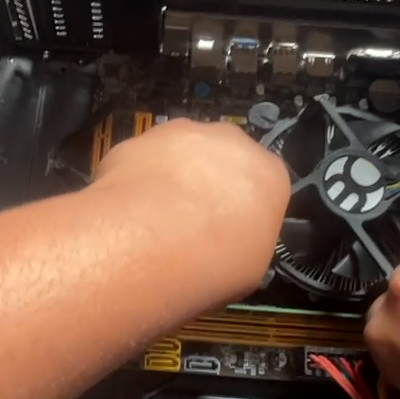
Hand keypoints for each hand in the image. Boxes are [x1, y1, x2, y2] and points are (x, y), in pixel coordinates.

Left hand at [91, 119, 289, 297]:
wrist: (147, 241)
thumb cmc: (212, 261)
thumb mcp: (251, 266)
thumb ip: (248, 238)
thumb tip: (232, 240)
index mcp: (269, 172)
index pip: (264, 184)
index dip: (246, 208)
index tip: (230, 229)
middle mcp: (230, 141)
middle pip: (224, 158)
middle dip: (210, 183)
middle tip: (193, 222)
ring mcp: (182, 132)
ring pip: (181, 152)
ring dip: (173, 176)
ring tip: (156, 218)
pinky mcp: (140, 137)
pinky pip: (143, 158)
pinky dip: (138, 178)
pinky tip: (130, 209)